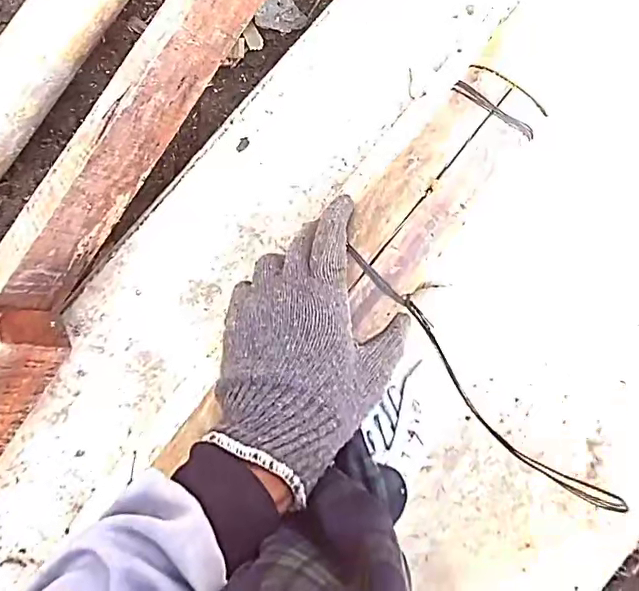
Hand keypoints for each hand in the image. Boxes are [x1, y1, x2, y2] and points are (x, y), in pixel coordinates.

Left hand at [208, 195, 410, 507]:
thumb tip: (403, 321)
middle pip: (300, 242)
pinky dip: (259, 287)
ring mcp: (259, 303)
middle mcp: (290, 288)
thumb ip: (391, 340)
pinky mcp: (235, 322)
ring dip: (286, 261)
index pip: (331, 238)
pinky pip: (246, 288)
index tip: (344, 202)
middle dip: (315, 233)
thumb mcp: (372, 373)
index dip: (338, 215)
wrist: (271, 435)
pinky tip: (268, 302)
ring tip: (295, 273)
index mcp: (325, 293)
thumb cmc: (328, 401)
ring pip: (270, 262)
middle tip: (324, 237)